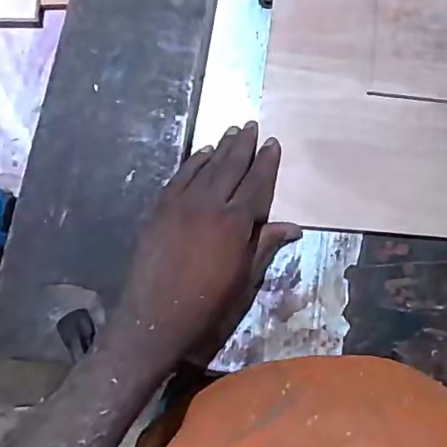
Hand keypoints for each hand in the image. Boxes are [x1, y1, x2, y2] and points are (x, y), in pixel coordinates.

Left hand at [108, 122, 301, 373]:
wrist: (153, 321)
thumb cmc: (207, 305)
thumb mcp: (244, 278)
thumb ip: (265, 245)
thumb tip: (293, 226)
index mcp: (234, 222)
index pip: (256, 183)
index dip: (266, 162)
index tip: (272, 143)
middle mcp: (208, 205)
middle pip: (230, 166)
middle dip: (243, 144)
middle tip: (251, 125)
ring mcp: (180, 205)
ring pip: (204, 167)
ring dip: (219, 147)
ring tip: (230, 131)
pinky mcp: (159, 210)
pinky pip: (179, 177)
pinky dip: (193, 162)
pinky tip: (201, 154)